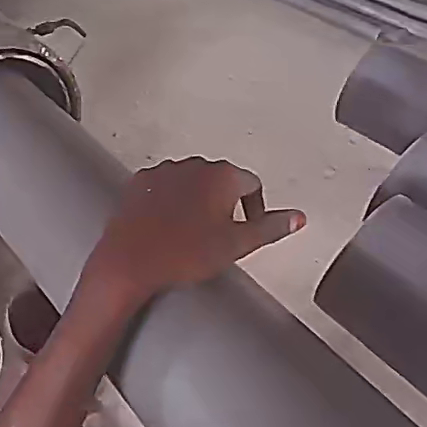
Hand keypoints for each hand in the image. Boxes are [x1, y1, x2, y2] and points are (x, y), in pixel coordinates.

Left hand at [80, 158, 305, 306]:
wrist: (130, 261)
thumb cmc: (180, 253)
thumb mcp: (237, 245)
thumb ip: (270, 227)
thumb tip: (296, 218)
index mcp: (221, 176)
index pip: (252, 184)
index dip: (255, 207)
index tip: (248, 225)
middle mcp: (192, 166)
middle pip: (220, 179)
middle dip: (225, 203)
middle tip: (220, 233)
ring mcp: (164, 172)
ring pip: (190, 182)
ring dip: (196, 200)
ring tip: (191, 233)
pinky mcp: (140, 183)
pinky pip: (164, 188)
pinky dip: (169, 202)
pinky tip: (167, 227)